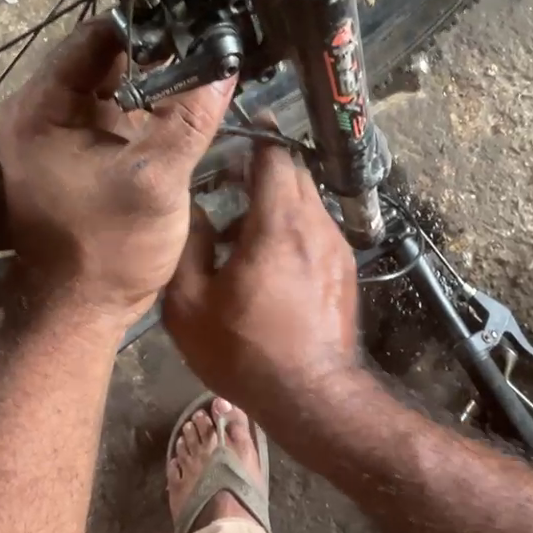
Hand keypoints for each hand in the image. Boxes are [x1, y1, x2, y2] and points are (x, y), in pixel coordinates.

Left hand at [0, 21, 233, 325]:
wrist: (82, 311)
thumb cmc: (106, 249)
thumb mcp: (155, 181)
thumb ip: (190, 119)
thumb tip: (224, 64)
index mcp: (42, 108)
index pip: (94, 39)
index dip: (146, 25)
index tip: (195, 16)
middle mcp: (46, 112)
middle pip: (108, 60)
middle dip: (160, 51)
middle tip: (212, 38)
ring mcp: (67, 134)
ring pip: (119, 87)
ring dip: (161, 80)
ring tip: (211, 61)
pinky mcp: (88, 155)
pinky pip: (123, 115)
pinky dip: (156, 108)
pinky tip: (194, 101)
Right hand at [164, 139, 362, 419]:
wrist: (311, 396)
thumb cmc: (245, 352)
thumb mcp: (190, 306)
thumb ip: (186, 247)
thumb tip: (190, 210)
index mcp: (279, 224)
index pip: (274, 156)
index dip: (253, 139)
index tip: (232, 137)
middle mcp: (317, 225)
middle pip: (295, 172)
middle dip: (262, 169)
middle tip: (229, 183)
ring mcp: (338, 247)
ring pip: (308, 201)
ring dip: (278, 202)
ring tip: (242, 230)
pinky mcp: (346, 270)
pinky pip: (318, 229)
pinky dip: (294, 228)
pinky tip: (270, 261)